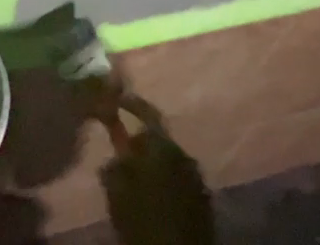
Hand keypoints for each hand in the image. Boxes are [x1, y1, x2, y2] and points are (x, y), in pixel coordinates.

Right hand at [94, 99, 215, 244]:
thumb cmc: (142, 220)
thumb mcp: (116, 192)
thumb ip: (115, 166)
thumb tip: (117, 155)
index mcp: (162, 147)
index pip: (148, 113)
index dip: (132, 103)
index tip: (118, 98)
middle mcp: (184, 155)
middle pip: (159, 139)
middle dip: (140, 142)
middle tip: (122, 151)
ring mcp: (197, 177)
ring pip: (170, 160)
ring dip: (154, 163)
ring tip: (137, 177)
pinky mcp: (204, 198)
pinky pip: (180, 178)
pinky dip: (166, 179)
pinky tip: (155, 194)